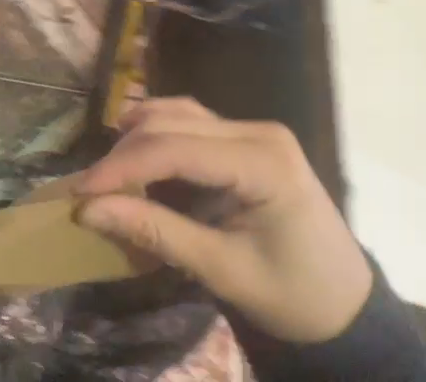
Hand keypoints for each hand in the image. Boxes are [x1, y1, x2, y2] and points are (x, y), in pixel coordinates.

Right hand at [74, 98, 372, 342]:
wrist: (346, 309)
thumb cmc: (291, 296)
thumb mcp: (221, 270)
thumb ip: (154, 232)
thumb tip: (86, 210)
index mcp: (264, 163)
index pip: (175, 149)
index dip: (121, 166)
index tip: (79, 192)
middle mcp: (259, 132)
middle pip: (170, 126)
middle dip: (123, 156)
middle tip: (87, 192)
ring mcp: (254, 131)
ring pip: (175, 115)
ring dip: (136, 142)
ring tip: (108, 178)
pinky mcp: (245, 139)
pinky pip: (189, 123)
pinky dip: (156, 138)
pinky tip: (136, 160)